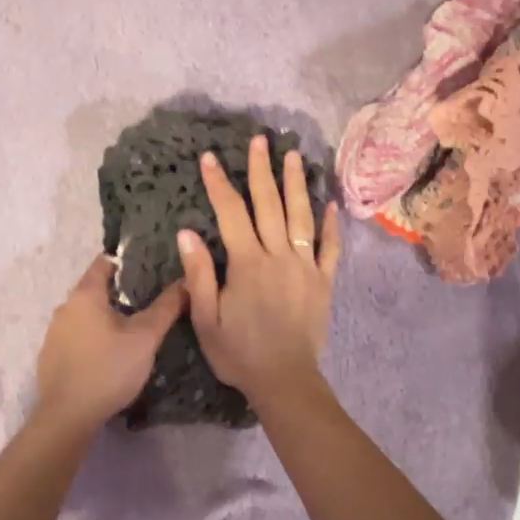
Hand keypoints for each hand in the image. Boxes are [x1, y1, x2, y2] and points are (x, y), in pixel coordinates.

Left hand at [34, 256, 186, 429]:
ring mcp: (54, 333)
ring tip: (134, 326)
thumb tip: (186, 281)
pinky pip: (76, 335)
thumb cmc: (108, 369)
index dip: (127, 261)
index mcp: (85, 295)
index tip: (150, 266)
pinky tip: (109, 352)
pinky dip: (93, 335)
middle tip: (150, 298)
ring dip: (106, 315)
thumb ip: (166, 307)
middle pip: (95, 289)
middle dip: (120, 291)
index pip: (104, 262)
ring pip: (85, 314)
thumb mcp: (145, 338)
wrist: (68, 416)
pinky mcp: (51, 356)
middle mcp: (64, 307)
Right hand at [179, 136, 342, 401]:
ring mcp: (305, 267)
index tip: (210, 158)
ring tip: (293, 155)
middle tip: (260, 139)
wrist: (284, 380)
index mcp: (246, 264)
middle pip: (269, 205)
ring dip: (296, 185)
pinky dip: (331, 225)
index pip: (230, 213)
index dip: (219, 184)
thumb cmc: (238, 353)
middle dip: (261, 170)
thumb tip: (188, 232)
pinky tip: (330, 203)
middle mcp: (278, 257)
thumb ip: (199, 274)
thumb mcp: (206, 318)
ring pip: (301, 217)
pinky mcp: (323, 282)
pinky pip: (330, 248)